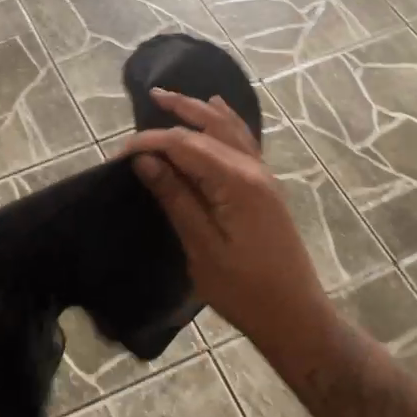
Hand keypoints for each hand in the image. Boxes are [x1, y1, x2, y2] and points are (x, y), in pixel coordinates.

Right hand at [121, 90, 333, 356]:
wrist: (297, 318)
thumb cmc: (245, 291)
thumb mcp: (202, 248)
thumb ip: (175, 198)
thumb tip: (146, 160)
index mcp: (236, 182)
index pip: (184, 144)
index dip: (150, 142)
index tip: (119, 154)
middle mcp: (252, 169)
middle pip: (209, 125)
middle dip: (178, 109)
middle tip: (147, 97)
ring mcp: (263, 176)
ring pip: (228, 127)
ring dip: (199, 110)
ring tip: (172, 98)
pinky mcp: (265, 188)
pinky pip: (243, 140)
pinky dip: (225, 121)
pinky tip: (218, 110)